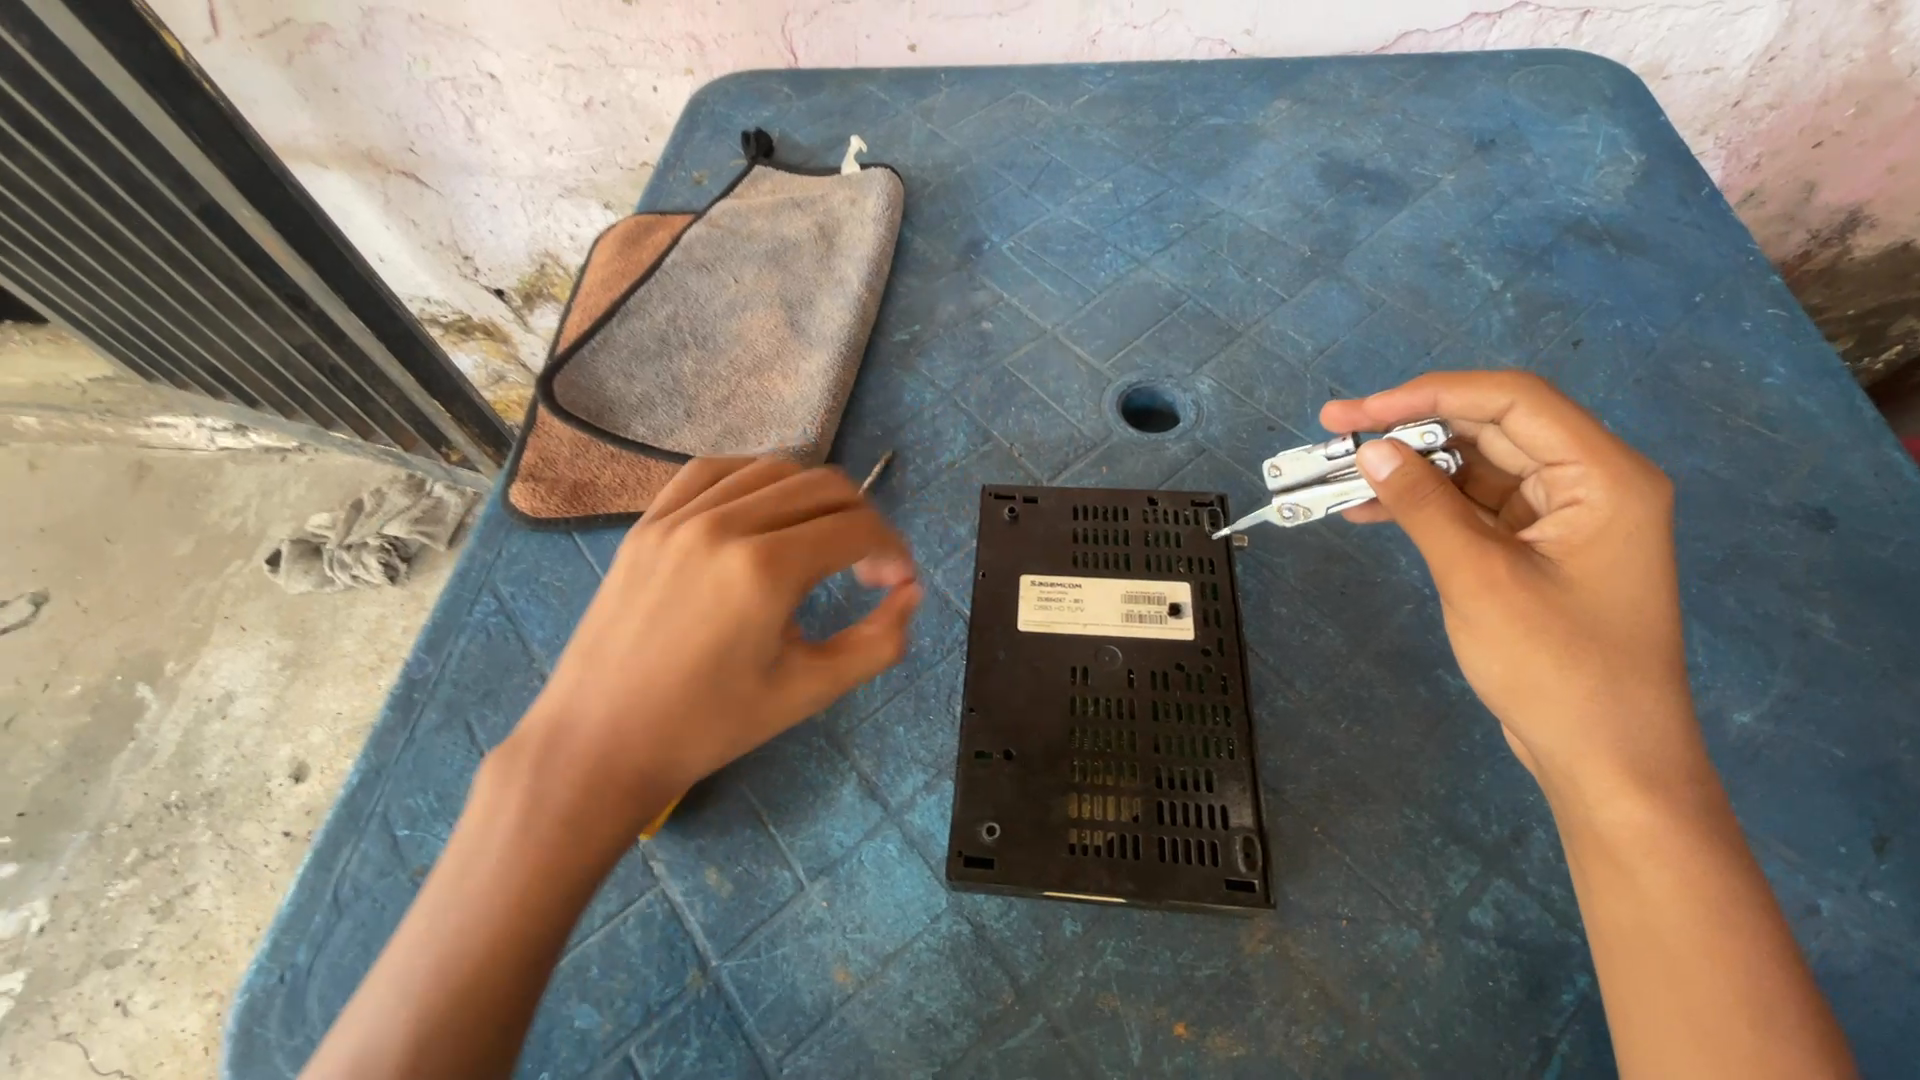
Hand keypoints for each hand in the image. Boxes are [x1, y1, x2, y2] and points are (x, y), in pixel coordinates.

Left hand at [510, 457, 920, 837]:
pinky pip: (711, 471)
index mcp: (766, 570)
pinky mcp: (647, 522)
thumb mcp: (809, 691)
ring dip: (813, 496)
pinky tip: (762, 510)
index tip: (898, 583)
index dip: (893, 550)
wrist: (602, 742)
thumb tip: (911, 593)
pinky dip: (753, 479)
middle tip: (868, 567)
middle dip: (863, 519)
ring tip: (820, 540)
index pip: (858, 527)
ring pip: (771, 469)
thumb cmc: (711, 726)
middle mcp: (724, 524)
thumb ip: (877, 642)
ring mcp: (678, 517)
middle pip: (823, 486)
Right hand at [1320, 372, 1703, 805]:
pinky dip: (1424, 506)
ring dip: (1410, 470)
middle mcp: (1589, 483)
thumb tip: (1370, 450)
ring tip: (1340, 474)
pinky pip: (1473, 508)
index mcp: (1602, 476)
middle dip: (1410, 428)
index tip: (1355, 413)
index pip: (1511, 401)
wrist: (1604, 759)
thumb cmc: (1555, 667)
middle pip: (1491, 429)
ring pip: (1475, 468)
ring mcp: (1562, 518)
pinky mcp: (1536, 550)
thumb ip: (1423, 504)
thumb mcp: (1478, 577)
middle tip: (1335, 432)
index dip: (1427, 394)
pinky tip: (1370, 510)